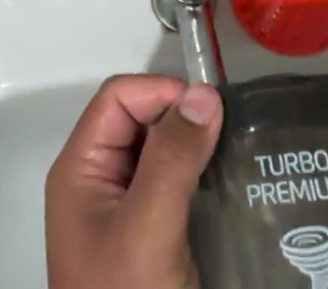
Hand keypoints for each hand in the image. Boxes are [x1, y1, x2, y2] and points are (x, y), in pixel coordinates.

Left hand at [45, 75, 224, 288]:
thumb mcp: (146, 229)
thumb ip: (171, 160)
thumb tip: (204, 94)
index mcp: (82, 168)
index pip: (118, 100)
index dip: (161, 93)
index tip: (212, 110)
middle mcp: (102, 179)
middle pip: (142, 121)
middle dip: (185, 117)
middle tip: (236, 132)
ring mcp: (128, 208)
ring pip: (165, 152)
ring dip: (201, 148)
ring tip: (245, 151)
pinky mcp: (156, 234)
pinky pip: (180, 186)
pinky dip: (207, 178)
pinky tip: (240, 182)